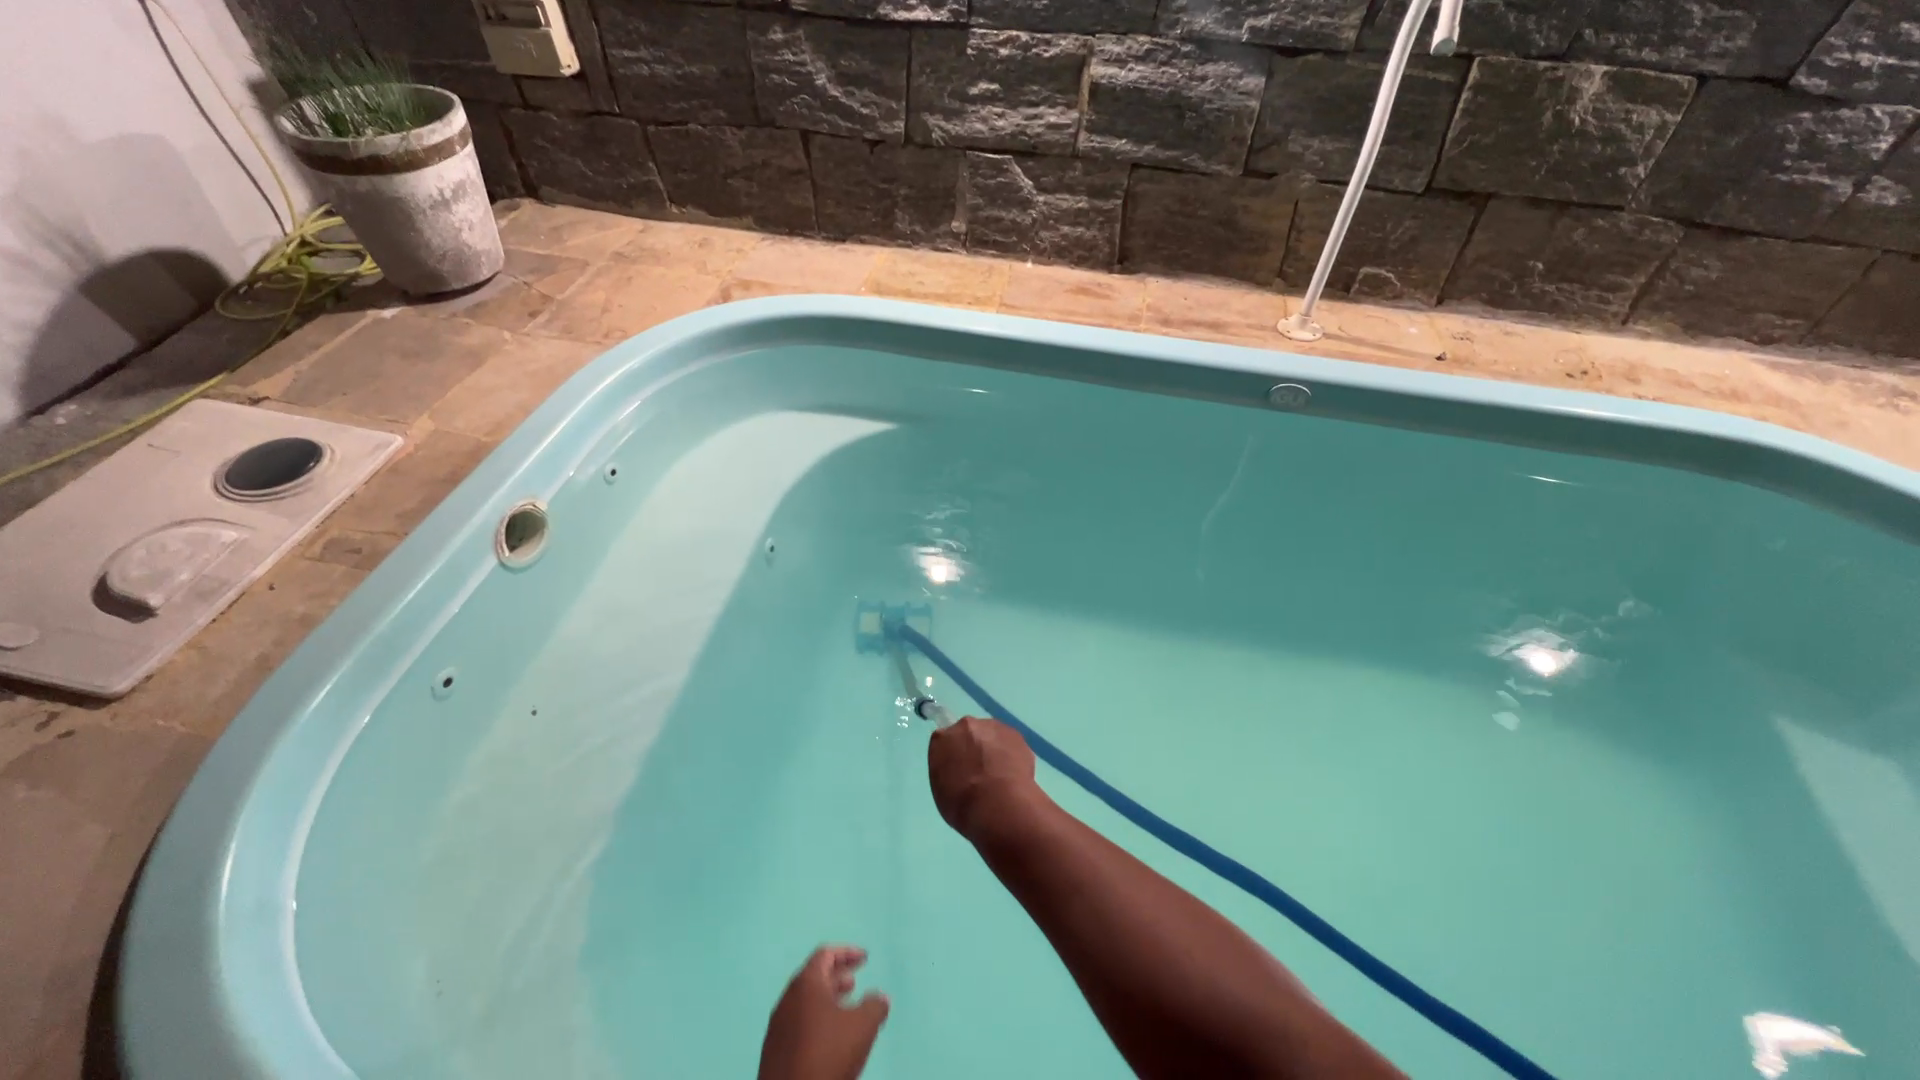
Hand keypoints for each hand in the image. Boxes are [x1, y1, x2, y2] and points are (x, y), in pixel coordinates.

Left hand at [758, 946, 888, 1079]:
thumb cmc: (829, 1052)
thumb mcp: (863, 1025)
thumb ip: (875, 1005)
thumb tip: (880, 997)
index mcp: (806, 984)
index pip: (825, 954)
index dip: (847, 952)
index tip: (865, 958)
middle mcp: (787, 998)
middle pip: (813, 977)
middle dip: (837, 976)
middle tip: (855, 981)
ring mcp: (778, 1024)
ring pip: (806, 1001)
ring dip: (828, 1000)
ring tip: (848, 1009)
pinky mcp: (775, 1048)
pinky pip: (799, 1022)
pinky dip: (818, 1019)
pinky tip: (832, 1037)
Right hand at [928, 716, 1041, 838]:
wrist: (997, 805)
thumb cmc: (962, 805)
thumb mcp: (941, 791)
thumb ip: (948, 772)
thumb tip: (960, 773)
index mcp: (941, 739)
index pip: (945, 742)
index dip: (953, 756)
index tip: (959, 770)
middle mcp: (966, 726)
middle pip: (969, 733)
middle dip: (973, 747)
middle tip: (980, 771)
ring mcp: (993, 728)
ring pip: (992, 735)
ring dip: (994, 749)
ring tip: (1000, 775)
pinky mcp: (1016, 735)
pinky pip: (1011, 744)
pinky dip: (1011, 755)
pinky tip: (1014, 776)